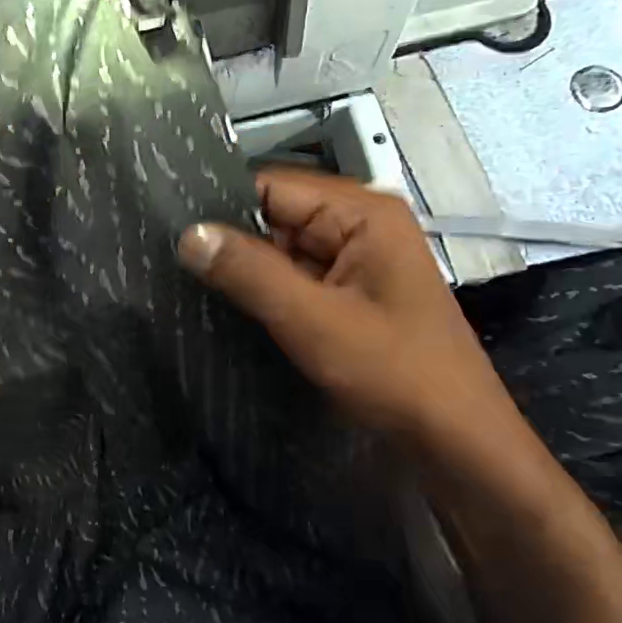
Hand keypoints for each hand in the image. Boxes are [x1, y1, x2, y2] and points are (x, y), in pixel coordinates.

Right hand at [178, 168, 515, 443]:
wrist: (455, 435)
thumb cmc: (395, 373)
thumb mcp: (315, 322)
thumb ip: (251, 273)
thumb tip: (188, 233)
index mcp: (364, 211)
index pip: (274, 186)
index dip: (221, 205)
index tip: (166, 226)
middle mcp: (364, 223)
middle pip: (280, 217)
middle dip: (233, 241)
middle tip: (168, 261)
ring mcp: (362, 260)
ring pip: (288, 251)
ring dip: (250, 271)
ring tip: (187, 284)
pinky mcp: (357, 293)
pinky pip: (303, 279)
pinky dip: (273, 293)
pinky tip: (232, 307)